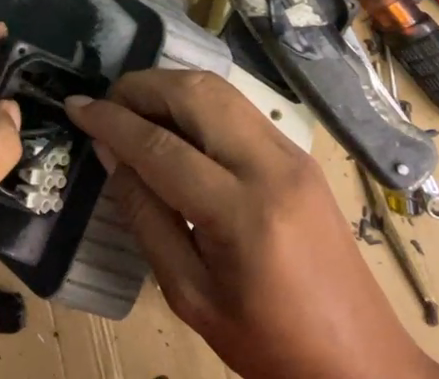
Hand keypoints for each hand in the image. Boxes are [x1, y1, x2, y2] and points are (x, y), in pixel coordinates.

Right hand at [65, 70, 438, 378]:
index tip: (74, 108)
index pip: (160, 145)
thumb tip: (110, 153)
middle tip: (105, 108)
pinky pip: (236, 107)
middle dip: (138, 88)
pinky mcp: (300, 155)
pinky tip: (172, 126)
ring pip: (217, 89)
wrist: (364, 365)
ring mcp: (292, 155)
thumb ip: (145, 217)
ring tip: (132, 112)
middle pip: (193, 94)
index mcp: (242, 214)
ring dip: (166, 88)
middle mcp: (272, 168)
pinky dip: (194, 103)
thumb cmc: (269, 345)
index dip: (110, 121)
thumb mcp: (189, 295)